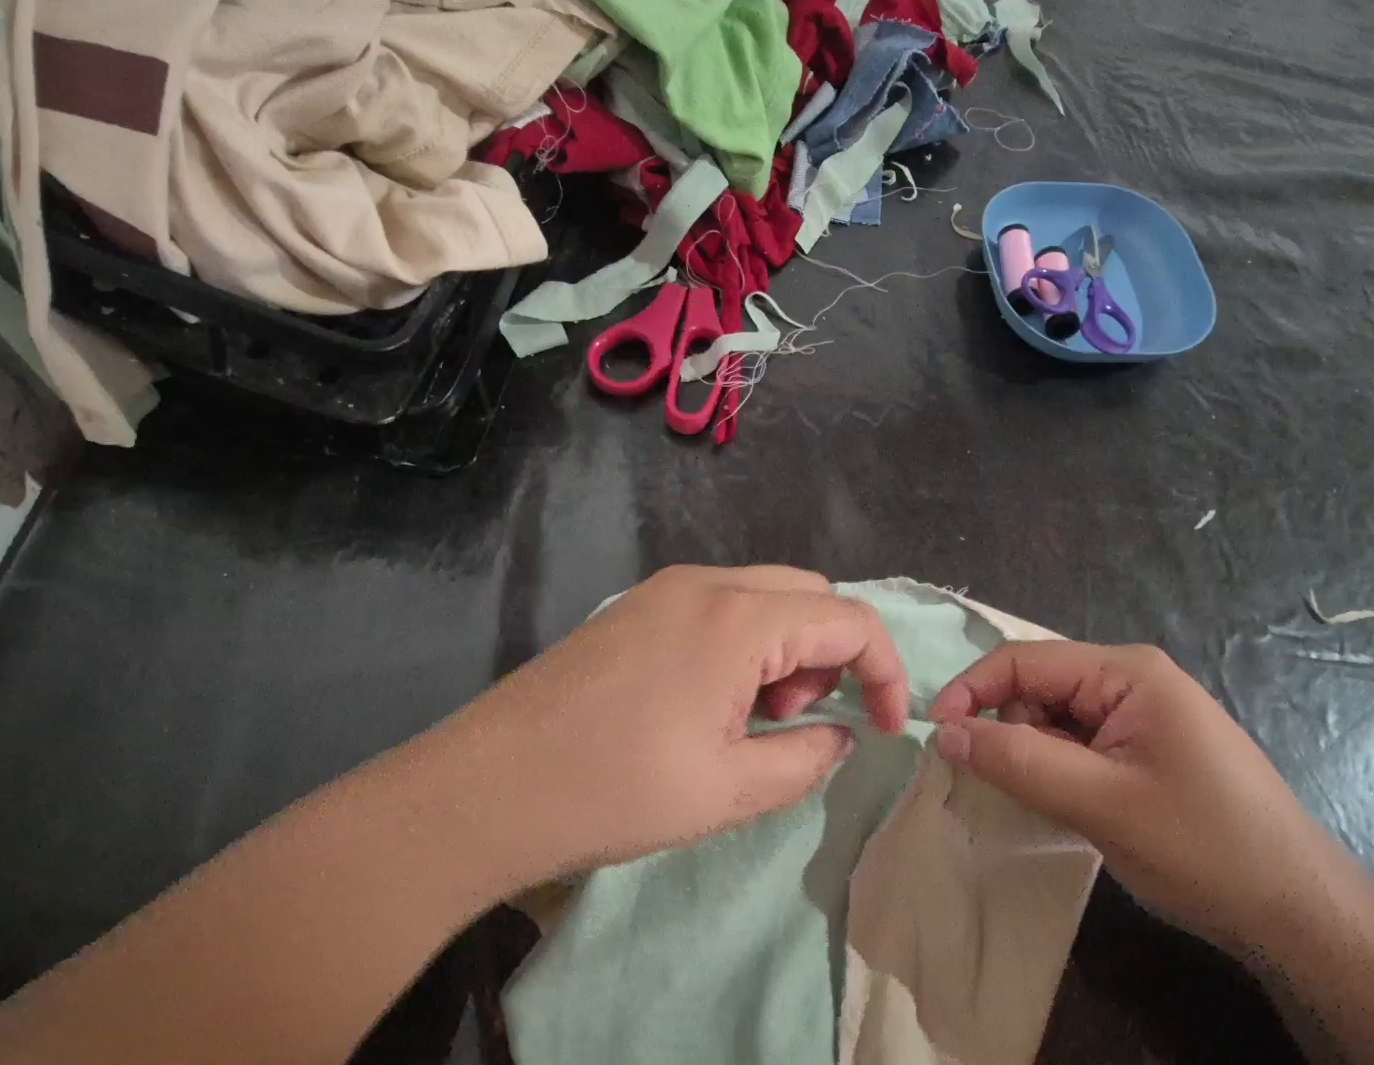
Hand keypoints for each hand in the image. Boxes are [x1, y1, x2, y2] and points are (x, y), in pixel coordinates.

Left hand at [440, 565, 909, 881]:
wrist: (486, 787)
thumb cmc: (615, 791)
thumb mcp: (730, 790)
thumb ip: (808, 758)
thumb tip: (841, 735)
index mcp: (738, 618)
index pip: (850, 620)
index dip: (886, 672)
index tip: (886, 730)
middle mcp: (705, 582)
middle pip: (809, 595)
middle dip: (832, 656)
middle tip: (799, 724)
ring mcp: (663, 589)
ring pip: (764, 597)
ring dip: (787, 652)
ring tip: (750, 723)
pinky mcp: (635, 608)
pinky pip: (719, 607)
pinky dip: (745, 646)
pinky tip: (708, 705)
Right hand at [929, 641, 1369, 955]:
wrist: (1300, 913)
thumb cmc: (1203, 847)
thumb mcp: (1101, 803)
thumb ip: (1019, 760)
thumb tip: (944, 733)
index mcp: (1127, 672)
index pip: (1024, 661)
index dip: (972, 691)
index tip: (936, 739)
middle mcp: (1132, 681)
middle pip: (1038, 688)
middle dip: (1008, 730)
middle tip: (1007, 787)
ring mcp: (1142, 716)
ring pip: (1054, 720)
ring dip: (1033, 755)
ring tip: (1050, 805)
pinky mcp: (1146, 750)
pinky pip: (1078, 745)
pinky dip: (1057, 771)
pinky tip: (1069, 807)